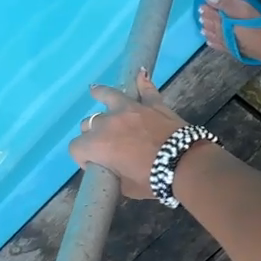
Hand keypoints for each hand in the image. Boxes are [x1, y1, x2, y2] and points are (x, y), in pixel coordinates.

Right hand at [67, 68, 190, 199]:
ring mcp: (131, 109)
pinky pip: (146, 89)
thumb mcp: (125, 187)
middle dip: (93, 134)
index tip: (94, 165)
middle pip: (90, 123)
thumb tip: (114, 170)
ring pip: (109, 96)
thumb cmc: (151, 179)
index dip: (83, 158)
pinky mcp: (153, 104)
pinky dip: (143, 82)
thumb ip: (113, 175)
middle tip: (106, 144)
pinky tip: (140, 73)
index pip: (76, 148)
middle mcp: (108, 122)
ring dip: (101, 94)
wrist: (183, 164)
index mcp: (97, 144)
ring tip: (95, 90)